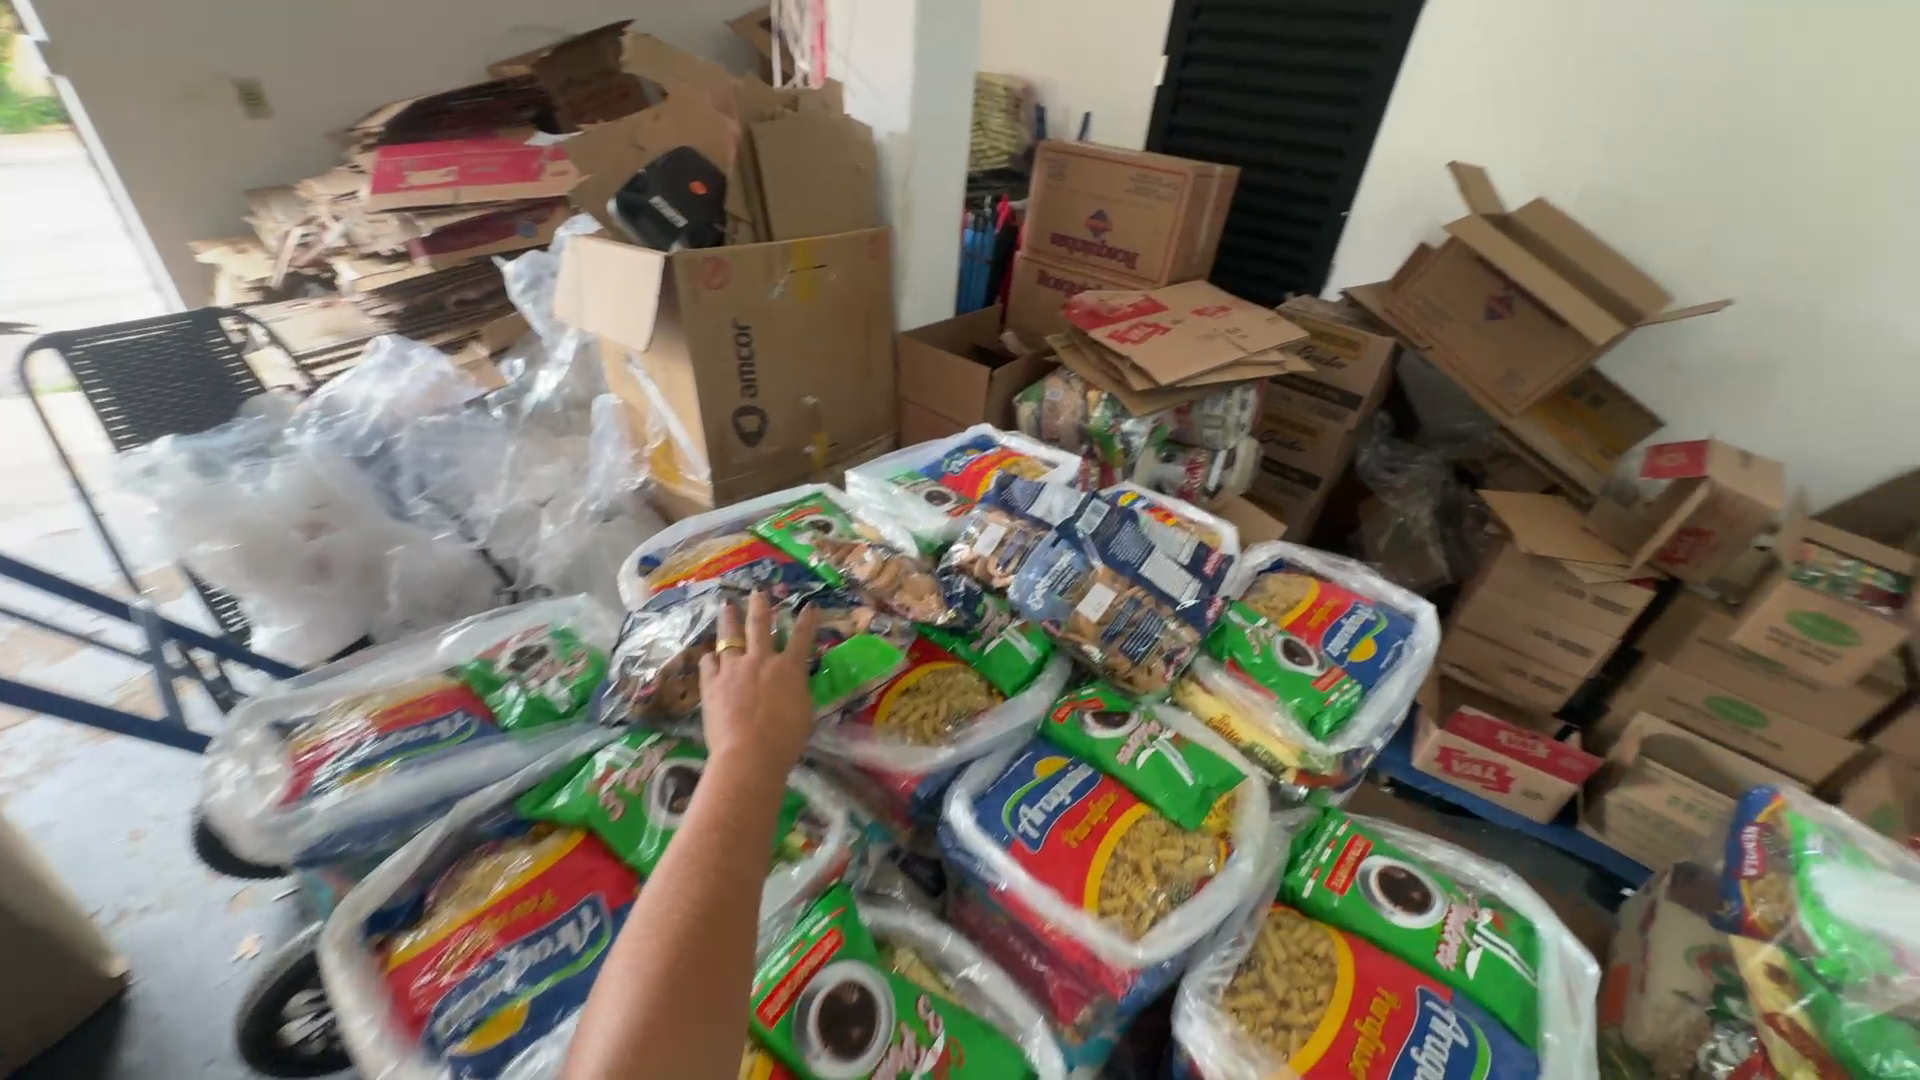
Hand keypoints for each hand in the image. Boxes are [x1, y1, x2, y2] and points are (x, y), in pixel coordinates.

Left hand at [699, 590, 819, 781]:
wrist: (749, 754)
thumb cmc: (786, 739)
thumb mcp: (804, 712)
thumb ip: (798, 691)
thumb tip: (793, 683)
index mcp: (789, 668)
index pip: (802, 637)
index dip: (807, 620)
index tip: (809, 605)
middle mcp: (761, 660)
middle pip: (760, 625)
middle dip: (760, 606)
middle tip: (757, 591)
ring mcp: (733, 669)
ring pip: (729, 637)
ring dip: (729, 619)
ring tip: (726, 605)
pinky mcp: (711, 684)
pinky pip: (708, 664)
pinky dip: (709, 658)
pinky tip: (707, 655)